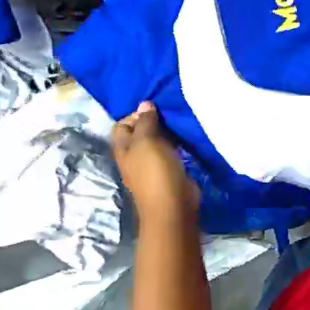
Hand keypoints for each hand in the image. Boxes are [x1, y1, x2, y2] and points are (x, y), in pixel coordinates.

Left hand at [112, 102, 198, 226]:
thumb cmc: (155, 171)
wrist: (173, 206)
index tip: (155, 110)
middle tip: (171, 113)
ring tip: (181, 121)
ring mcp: (152, 164)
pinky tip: (188, 137)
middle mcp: (135, 155)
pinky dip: (178, 144)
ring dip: (168, 132)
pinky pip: (172, 151)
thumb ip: (145, 121)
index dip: (136, 114)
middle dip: (154, 121)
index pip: (122, 124)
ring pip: (158, 141)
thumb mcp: (147, 140)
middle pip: (141, 132)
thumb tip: (145, 104)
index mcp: (123, 148)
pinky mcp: (169, 170)